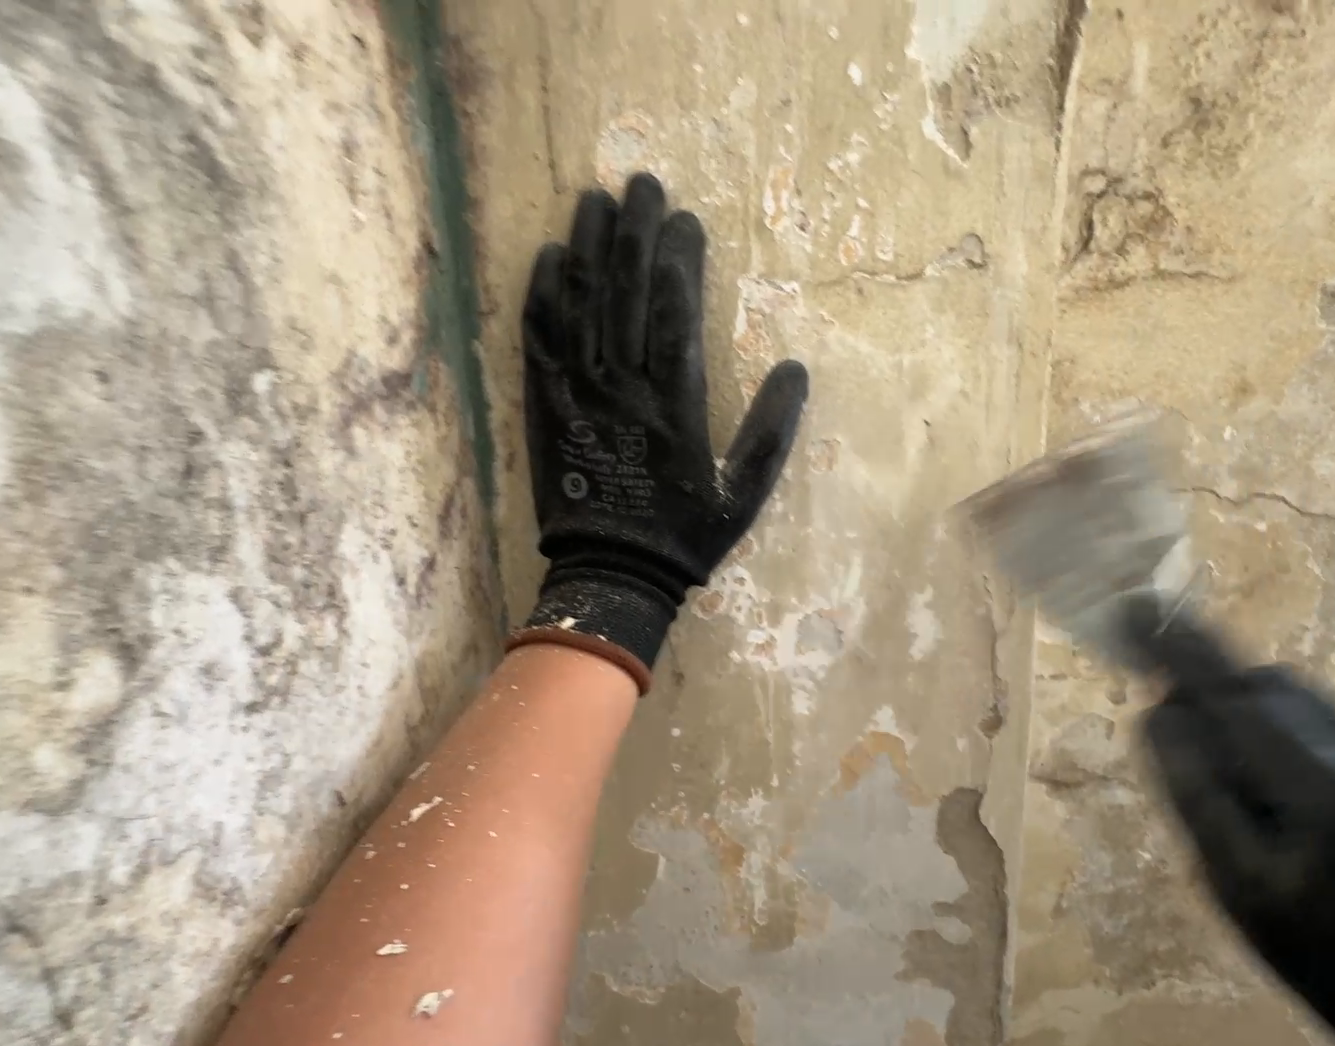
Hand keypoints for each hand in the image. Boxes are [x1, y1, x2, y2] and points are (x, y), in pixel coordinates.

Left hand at [509, 174, 807, 691]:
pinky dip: (541, 296)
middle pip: (626, 292)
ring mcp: (578, 392)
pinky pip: (539, 341)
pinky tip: (546, 258)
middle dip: (634, 233)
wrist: (612, 573)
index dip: (680, 260)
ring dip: (585, 248)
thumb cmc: (684, 535)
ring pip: (580, 305)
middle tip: (640, 183)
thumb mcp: (746, 495)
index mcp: (675, 403)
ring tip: (592, 199)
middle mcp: (623, 385)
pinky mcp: (545, 404)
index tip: (685, 219)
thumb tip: (796, 368)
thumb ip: (772, 432)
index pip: (676, 312)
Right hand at [1119, 598, 1334, 1045]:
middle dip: (1210, 678)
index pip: (1235, 689)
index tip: (1131, 607)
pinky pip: (1324, 731)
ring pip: (1301, 703)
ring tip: (1209, 757)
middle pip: (1271, 684)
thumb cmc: (1332, 963)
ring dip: (1243, 706)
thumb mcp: (1239, 886)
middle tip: (1160, 709)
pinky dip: (1275, 733)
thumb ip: (1197, 791)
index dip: (1179, 647)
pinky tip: (1263, 788)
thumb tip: (1159, 713)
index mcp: (1325, 786)